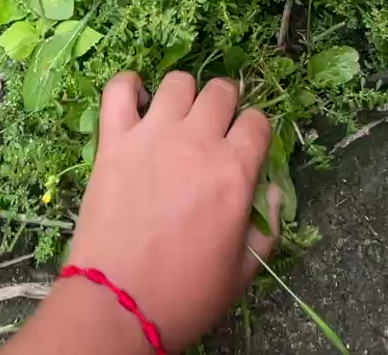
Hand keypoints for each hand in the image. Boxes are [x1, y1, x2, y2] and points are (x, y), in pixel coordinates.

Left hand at [47, 71, 281, 351]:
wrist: (118, 305)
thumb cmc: (185, 294)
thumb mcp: (243, 271)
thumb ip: (267, 225)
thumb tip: (272, 189)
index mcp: (234, 171)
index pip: (258, 121)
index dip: (255, 132)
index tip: (246, 146)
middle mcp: (197, 142)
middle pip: (222, 91)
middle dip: (226, 104)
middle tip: (215, 127)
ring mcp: (153, 135)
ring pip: (178, 82)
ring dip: (185, 95)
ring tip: (178, 116)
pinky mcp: (115, 139)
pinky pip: (119, 89)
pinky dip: (128, 86)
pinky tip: (137, 101)